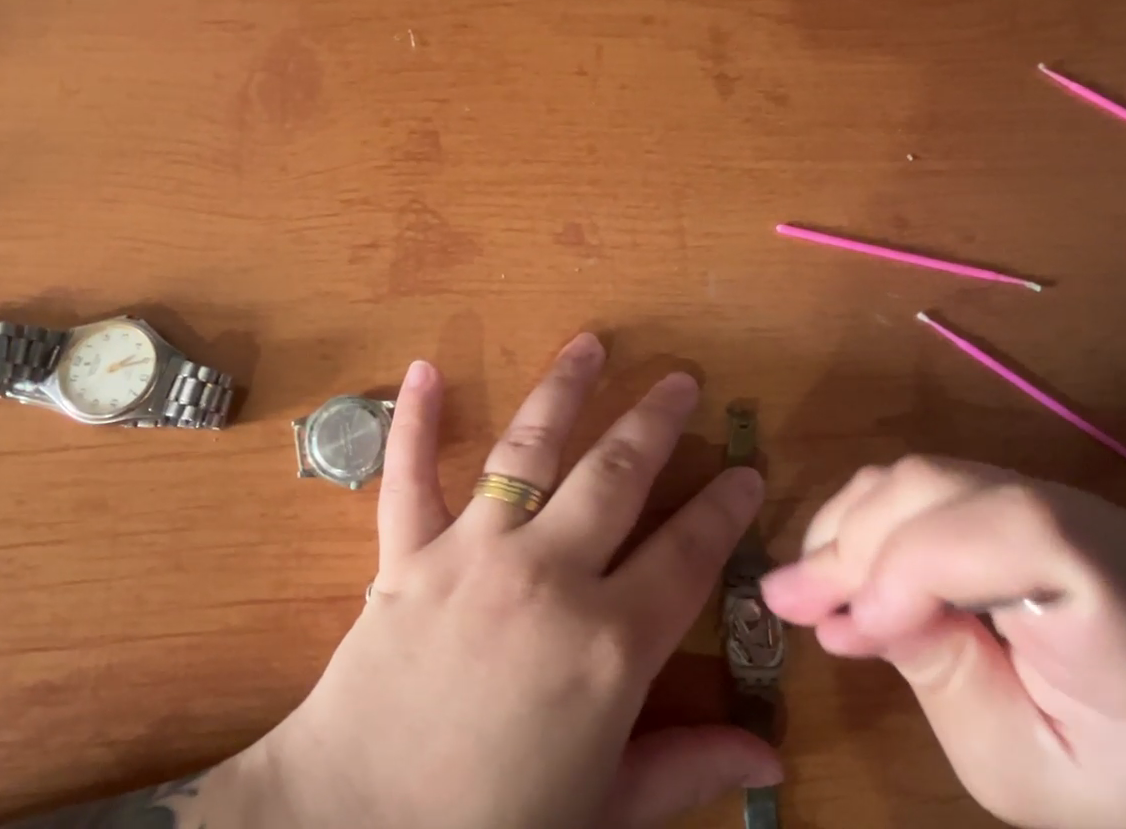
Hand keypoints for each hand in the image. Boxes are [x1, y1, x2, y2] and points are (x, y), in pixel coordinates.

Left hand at [233, 334, 779, 828]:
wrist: (357, 823)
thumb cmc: (490, 825)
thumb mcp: (605, 810)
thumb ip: (686, 768)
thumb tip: (768, 754)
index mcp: (611, 642)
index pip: (688, 555)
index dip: (723, 510)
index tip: (745, 471)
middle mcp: (548, 576)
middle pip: (616, 477)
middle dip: (655, 423)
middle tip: (681, 382)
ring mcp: (472, 554)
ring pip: (527, 451)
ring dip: (562, 391)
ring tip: (590, 344)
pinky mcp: (406, 554)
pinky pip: (408, 475)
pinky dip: (413, 421)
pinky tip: (424, 369)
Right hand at [760, 457, 1125, 828]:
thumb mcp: (1031, 776)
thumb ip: (947, 685)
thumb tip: (850, 615)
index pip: (1026, 533)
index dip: (920, 560)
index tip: (862, 629)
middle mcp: (1110, 535)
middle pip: (948, 488)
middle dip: (852, 544)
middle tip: (787, 604)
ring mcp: (1072, 502)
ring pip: (926, 476)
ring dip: (848, 526)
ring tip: (805, 591)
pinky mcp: (1035, 496)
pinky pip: (934, 487)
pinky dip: (872, 520)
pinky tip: (845, 570)